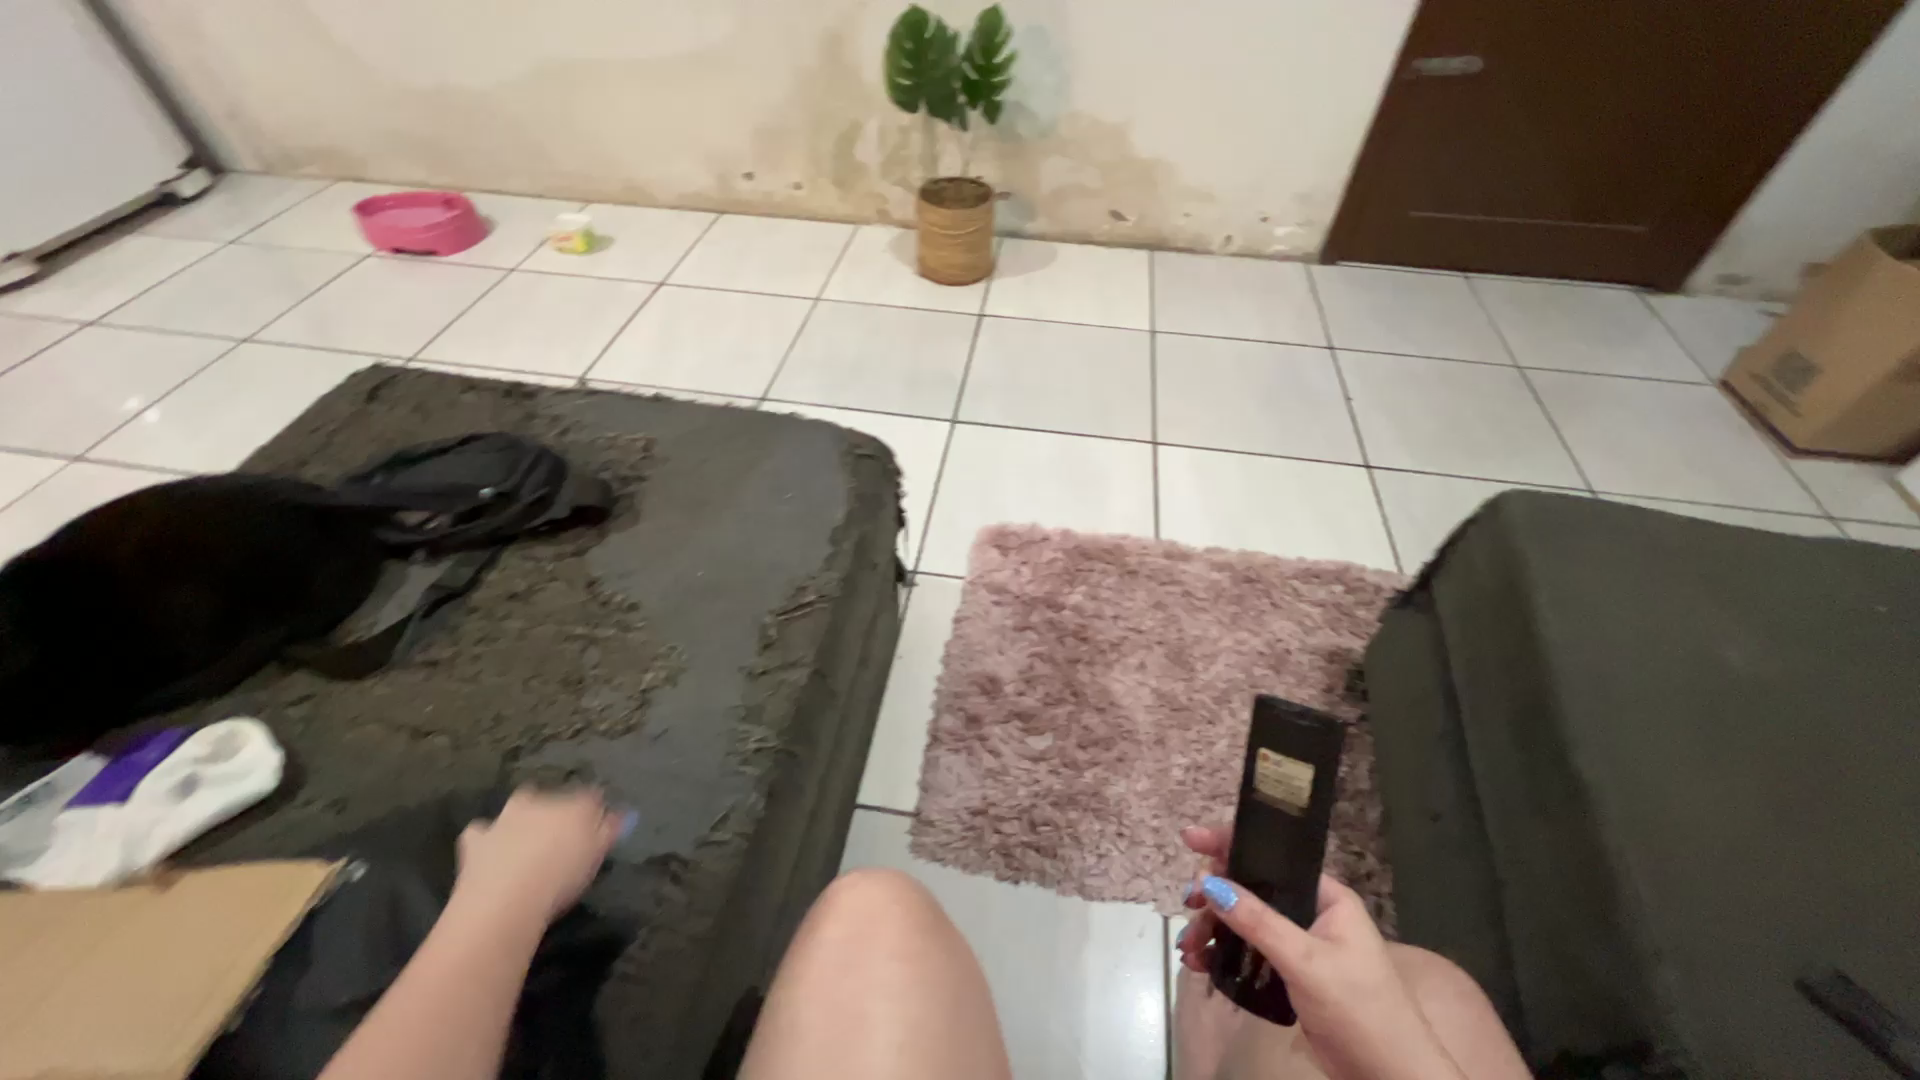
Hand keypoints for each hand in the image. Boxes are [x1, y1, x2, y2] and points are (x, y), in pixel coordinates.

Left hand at [452, 786, 625, 924]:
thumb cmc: (561, 877)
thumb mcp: (597, 854)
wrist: (505, 899)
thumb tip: (620, 814)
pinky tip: (490, 852)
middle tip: (560, 834)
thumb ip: (609, 830)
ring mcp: (504, 819)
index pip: (590, 797)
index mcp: (573, 805)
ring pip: (515, 809)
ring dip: (520, 820)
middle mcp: (539, 803)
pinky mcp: (475, 840)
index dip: (595, 811)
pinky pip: (481, 832)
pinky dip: (486, 839)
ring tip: (525, 843)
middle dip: (555, 809)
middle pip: (551, 798)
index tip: (599, 826)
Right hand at [1175, 826, 1462, 1079]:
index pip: (1273, 857)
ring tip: (1189, 947)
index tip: (1192, 840)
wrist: (1390, 1078)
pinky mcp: (1291, 974)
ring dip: (1213, 930)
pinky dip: (1222, 953)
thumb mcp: (1306, 961)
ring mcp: (1300, 944)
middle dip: (1214, 897)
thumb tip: (1209, 883)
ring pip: (1245, 922)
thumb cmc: (1360, 1008)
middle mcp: (1312, 913)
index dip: (1231, 844)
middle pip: (1251, 889)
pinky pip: (1248, 951)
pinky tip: (1200, 962)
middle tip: (1187, 906)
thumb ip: (1257, 921)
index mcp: (1326, 897)